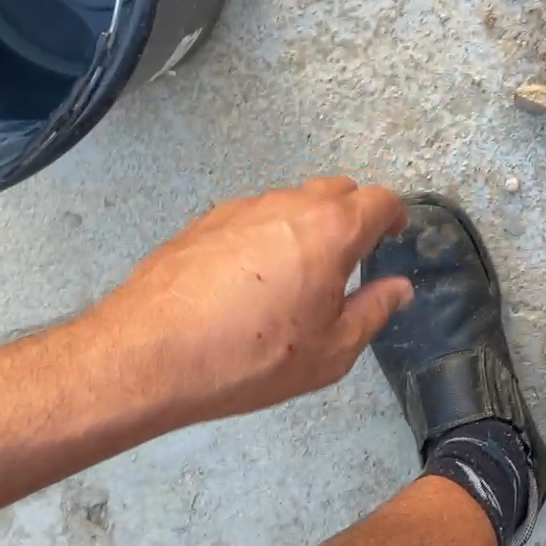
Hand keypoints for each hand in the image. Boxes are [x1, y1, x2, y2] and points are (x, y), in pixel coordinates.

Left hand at [79, 178, 412, 425]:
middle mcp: (292, 205)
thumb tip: (400, 287)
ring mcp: (245, 207)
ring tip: (295, 272)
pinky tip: (248, 279)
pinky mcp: (206, 220)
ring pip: (294, 200)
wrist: (146, 356)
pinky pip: (255, 215)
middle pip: (339, 189)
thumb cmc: (253, 356)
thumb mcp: (332, 350)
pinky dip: (268, 233)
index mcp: (332, 230)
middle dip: (354, 214)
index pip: (380, 199)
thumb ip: (375, 310)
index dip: (394, 216)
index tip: (392, 237)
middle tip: (349, 256)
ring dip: (309, 222)